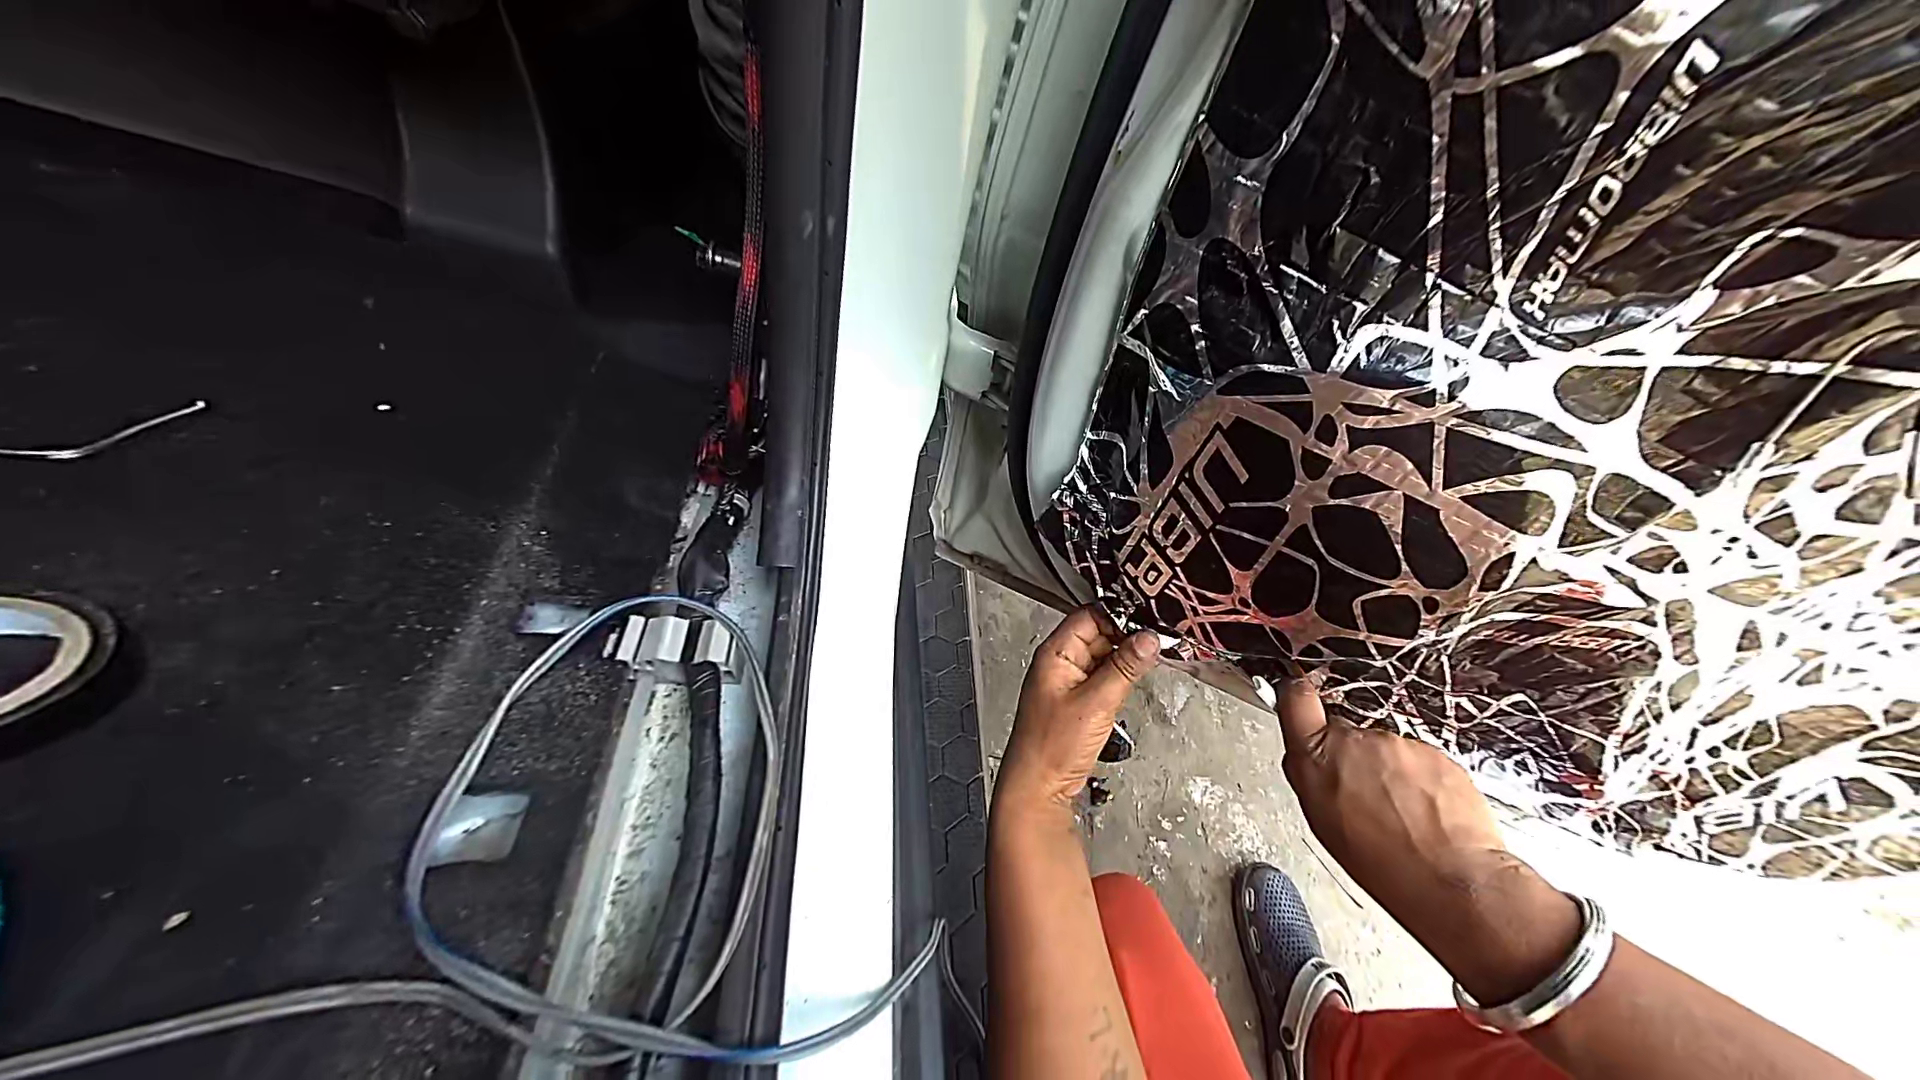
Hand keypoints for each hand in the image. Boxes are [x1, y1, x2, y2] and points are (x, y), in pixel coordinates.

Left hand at [995, 607, 1159, 814]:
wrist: (1039, 786)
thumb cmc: (1050, 746)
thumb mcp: (1096, 702)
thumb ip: (1124, 668)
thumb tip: (1146, 640)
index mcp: (1055, 654)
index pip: (1088, 616)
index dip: (1118, 615)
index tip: (1145, 623)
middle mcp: (1060, 663)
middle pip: (1098, 634)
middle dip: (1126, 637)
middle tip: (1154, 645)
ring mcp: (1069, 682)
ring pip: (1103, 656)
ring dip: (1125, 659)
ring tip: (1147, 663)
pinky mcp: (1079, 700)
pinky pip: (1103, 677)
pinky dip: (1120, 677)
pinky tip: (1133, 683)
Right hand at [1275, 678, 1580, 1004]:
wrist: (1453, 881)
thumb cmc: (1384, 862)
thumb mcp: (1321, 821)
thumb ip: (1310, 776)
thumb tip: (1308, 759)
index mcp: (1315, 757)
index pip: (1296, 699)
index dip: (1295, 690)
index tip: (1296, 688)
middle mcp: (1353, 741)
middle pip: (1345, 731)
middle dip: (1352, 754)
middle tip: (1367, 793)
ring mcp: (1397, 744)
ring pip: (1385, 749)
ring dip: (1390, 771)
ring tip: (1403, 813)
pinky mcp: (1435, 752)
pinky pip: (1420, 760)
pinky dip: (1422, 780)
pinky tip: (1427, 812)